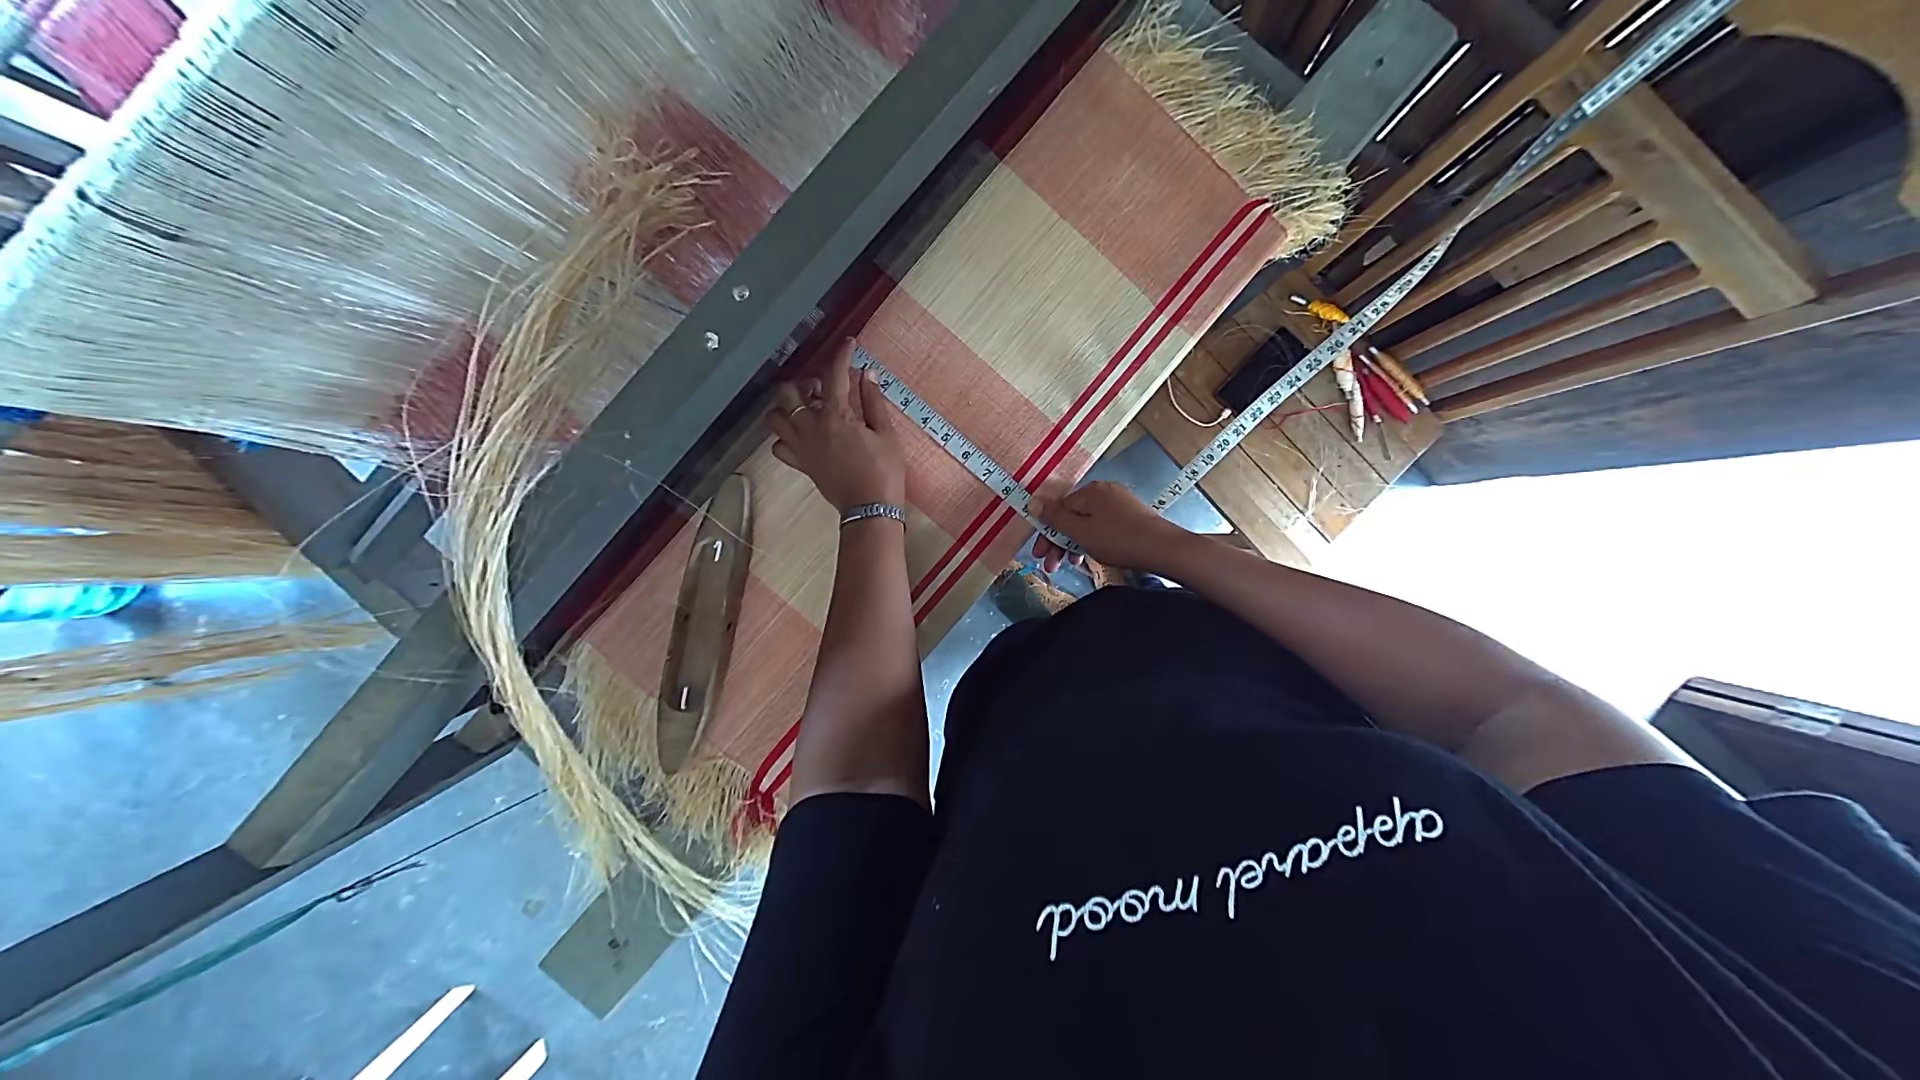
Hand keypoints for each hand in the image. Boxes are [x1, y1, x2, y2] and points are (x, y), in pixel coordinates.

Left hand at [766, 339, 906, 511]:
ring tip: (808, 409)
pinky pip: (778, 446)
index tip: (849, 344)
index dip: (842, 354)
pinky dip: (784, 436)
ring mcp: (801, 447)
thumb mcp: (886, 433)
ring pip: (774, 417)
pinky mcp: (800, 464)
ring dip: (787, 407)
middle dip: (804, 383)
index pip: (834, 374)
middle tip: (822, 388)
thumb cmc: (883, 472)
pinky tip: (801, 435)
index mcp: (836, 416)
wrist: (869, 509)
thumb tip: (868, 375)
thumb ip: (873, 401)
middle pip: (788, 392)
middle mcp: (811, 428)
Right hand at [1030, 482, 1191, 575]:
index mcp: (1090, 491)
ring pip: (1087, 523)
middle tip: (1051, 566)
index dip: (1046, 533)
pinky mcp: (1130, 516)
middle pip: (1072, 516)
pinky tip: (1091, 555)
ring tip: (1072, 564)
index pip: (1058, 509)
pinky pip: (1102, 526)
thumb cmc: (1118, 540)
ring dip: (1074, 544)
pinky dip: (1092, 540)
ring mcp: (1119, 503)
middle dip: (1059, 541)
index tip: (1040, 555)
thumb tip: (1032, 502)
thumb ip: (1055, 518)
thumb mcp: (1081, 531)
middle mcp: (1104, 491)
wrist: (1164, 549)